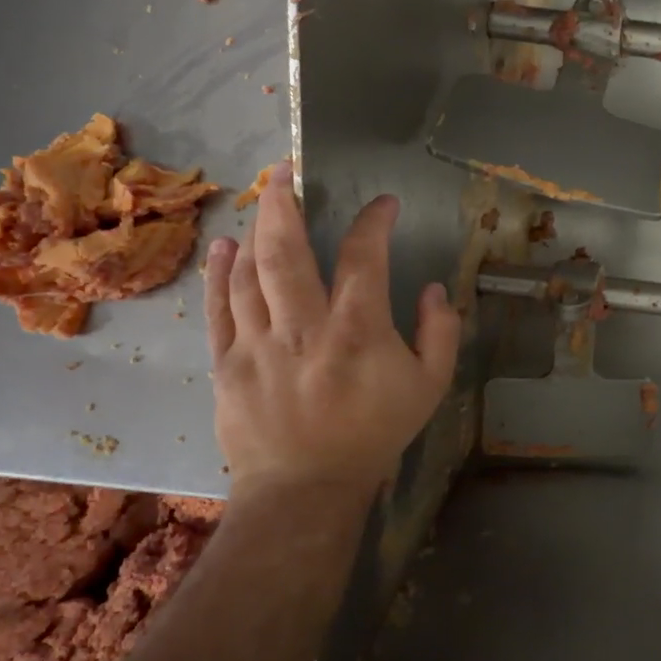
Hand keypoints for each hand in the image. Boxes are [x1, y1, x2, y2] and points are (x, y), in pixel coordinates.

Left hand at [203, 163, 460, 501]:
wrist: (304, 490)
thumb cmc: (375, 434)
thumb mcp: (431, 387)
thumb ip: (440, 333)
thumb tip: (435, 289)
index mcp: (358, 329)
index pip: (364, 256)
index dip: (375, 221)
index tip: (385, 204)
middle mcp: (304, 326)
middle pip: (288, 251)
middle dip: (287, 203)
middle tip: (287, 170)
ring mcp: (258, 344)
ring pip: (249, 272)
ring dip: (257, 230)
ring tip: (265, 200)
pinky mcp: (227, 364)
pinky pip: (219, 309)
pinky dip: (221, 272)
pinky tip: (226, 245)